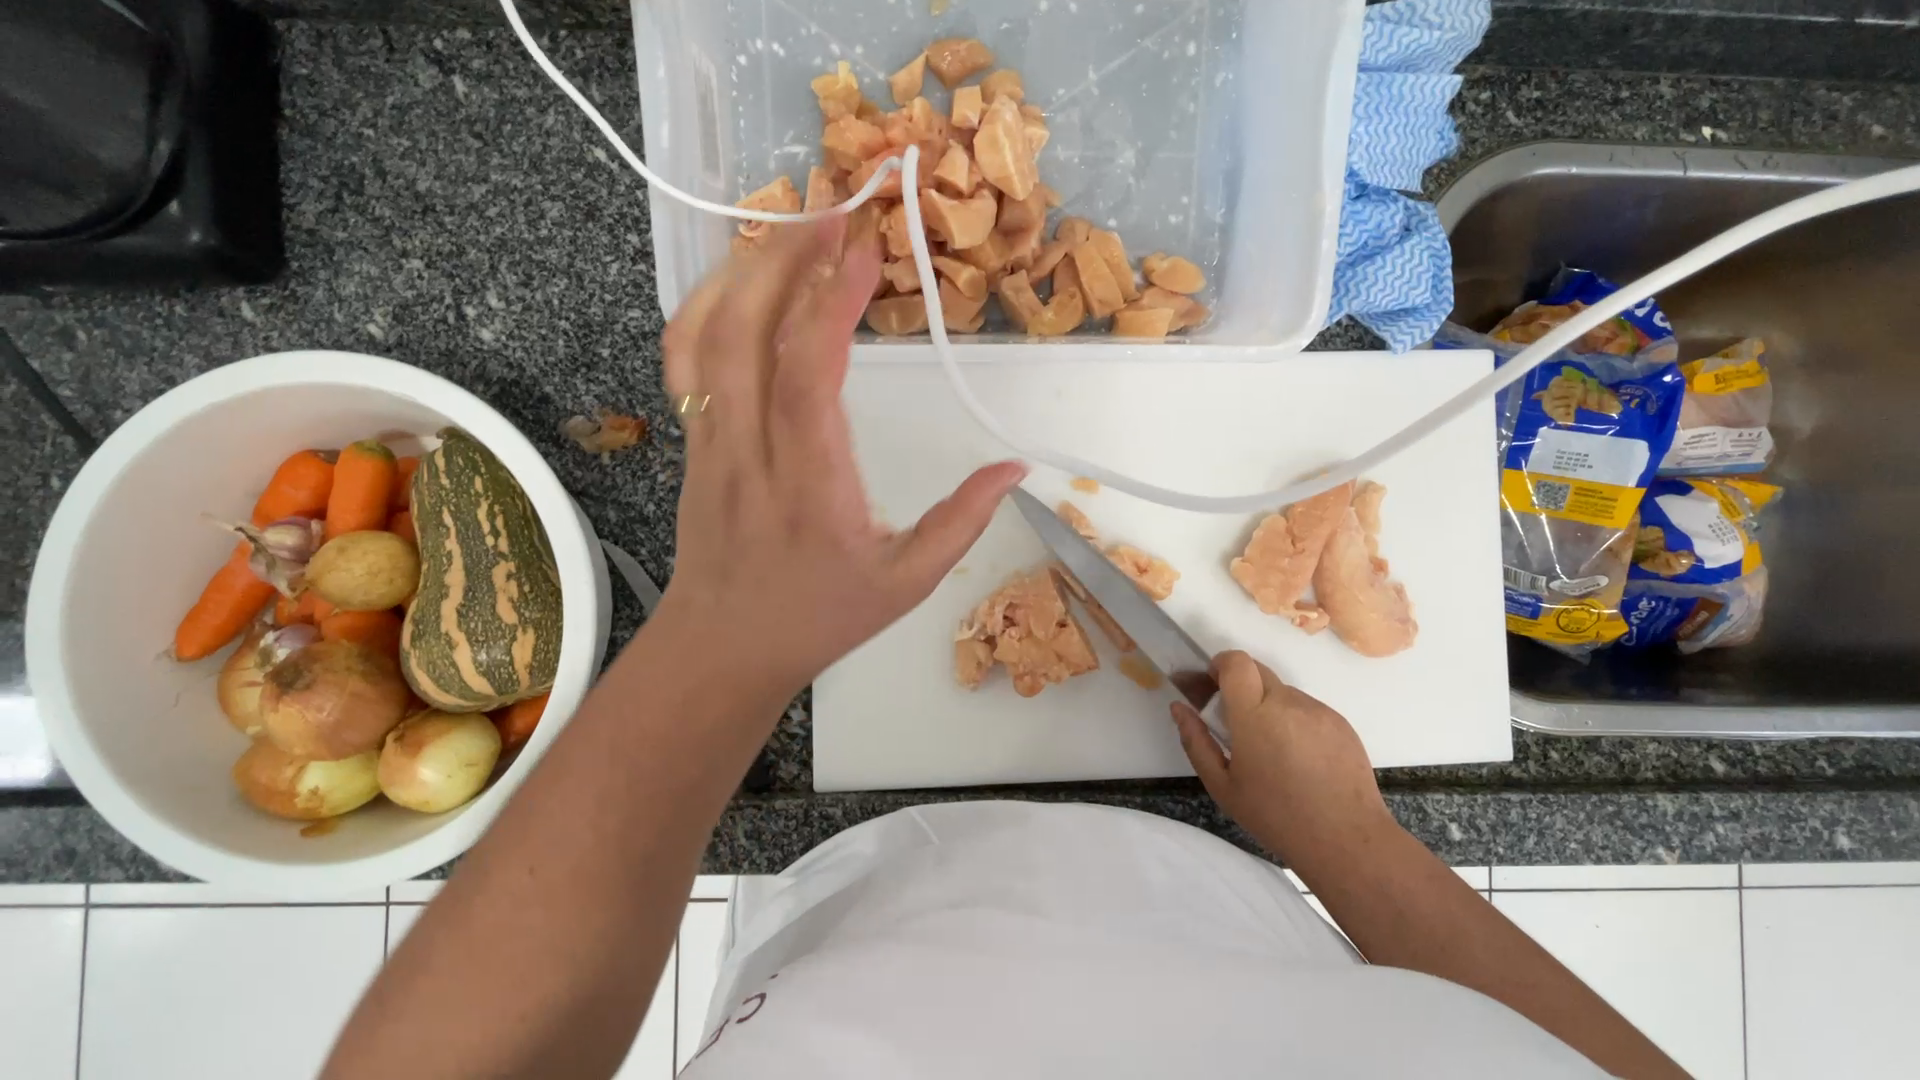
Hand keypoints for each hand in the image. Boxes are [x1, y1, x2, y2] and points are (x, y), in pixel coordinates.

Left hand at [657, 218, 1024, 695]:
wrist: (723, 646)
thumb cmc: (819, 617)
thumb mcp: (906, 583)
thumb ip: (961, 523)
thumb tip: (1015, 467)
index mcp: (808, 483)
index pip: (809, 373)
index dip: (833, 302)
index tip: (867, 249)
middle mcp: (749, 450)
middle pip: (746, 332)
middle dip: (786, 259)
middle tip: (833, 214)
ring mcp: (709, 441)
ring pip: (706, 337)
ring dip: (746, 271)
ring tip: (791, 231)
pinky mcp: (693, 441)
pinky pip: (685, 360)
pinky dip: (706, 305)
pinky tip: (739, 280)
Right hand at [1172, 651, 1396, 863]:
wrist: (1346, 839)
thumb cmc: (1276, 816)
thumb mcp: (1223, 786)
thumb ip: (1196, 741)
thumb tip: (1179, 708)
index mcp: (1254, 716)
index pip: (1237, 662)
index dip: (1221, 664)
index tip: (1213, 684)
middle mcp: (1288, 704)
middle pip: (1258, 670)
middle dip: (1241, 685)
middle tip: (1237, 723)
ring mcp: (1318, 711)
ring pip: (1283, 692)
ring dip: (1270, 707)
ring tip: (1273, 751)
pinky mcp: (1340, 722)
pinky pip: (1307, 709)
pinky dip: (1295, 722)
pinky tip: (1300, 760)